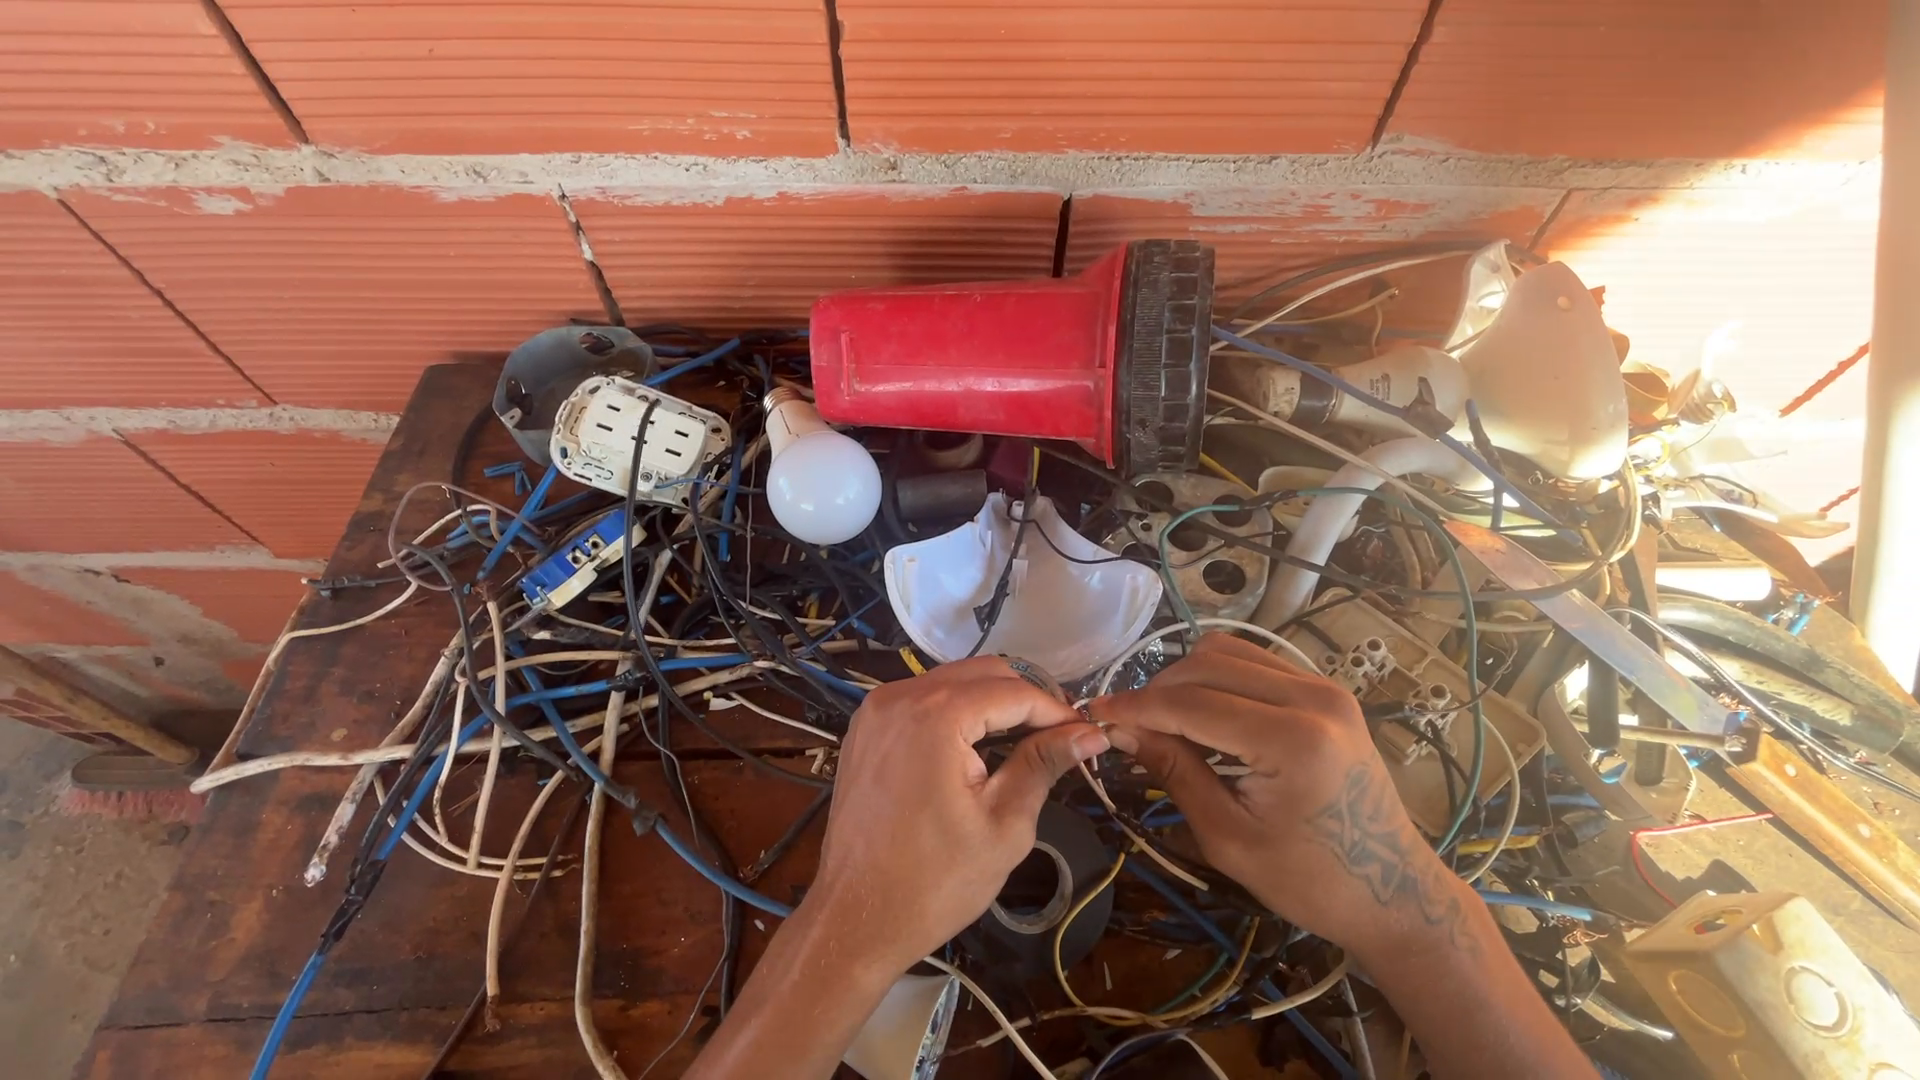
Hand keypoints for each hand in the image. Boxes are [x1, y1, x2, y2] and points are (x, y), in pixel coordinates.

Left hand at [803, 657, 1110, 973]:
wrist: (857, 919)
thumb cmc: (935, 881)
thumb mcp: (1004, 824)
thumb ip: (1044, 763)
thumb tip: (1091, 733)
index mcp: (935, 715)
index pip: (1013, 691)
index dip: (1056, 709)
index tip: (1085, 733)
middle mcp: (900, 696)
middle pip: (982, 673)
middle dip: (1026, 697)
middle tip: (1060, 735)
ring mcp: (876, 709)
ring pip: (952, 681)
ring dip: (992, 701)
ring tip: (1027, 739)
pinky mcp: (866, 727)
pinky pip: (922, 699)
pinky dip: (956, 711)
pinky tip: (978, 744)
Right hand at [1091, 633, 1470, 961]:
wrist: (1394, 891)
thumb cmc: (1310, 880)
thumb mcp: (1227, 836)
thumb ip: (1173, 770)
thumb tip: (1118, 728)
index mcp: (1291, 740)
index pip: (1191, 702)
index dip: (1136, 706)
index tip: (1095, 712)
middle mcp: (1312, 697)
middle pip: (1206, 663)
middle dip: (1158, 690)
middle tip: (1128, 726)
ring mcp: (1324, 687)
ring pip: (1227, 652)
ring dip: (1186, 679)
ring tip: (1165, 721)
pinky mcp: (1326, 691)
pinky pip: (1253, 662)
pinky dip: (1216, 678)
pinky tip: (1204, 715)